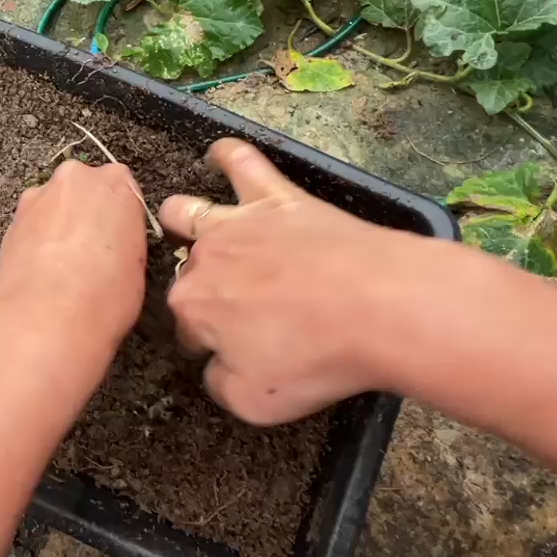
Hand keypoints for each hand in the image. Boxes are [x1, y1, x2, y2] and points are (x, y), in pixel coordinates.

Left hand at [0, 159, 149, 350]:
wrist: (46, 316)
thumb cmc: (103, 293)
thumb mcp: (137, 265)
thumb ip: (125, 238)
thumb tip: (115, 246)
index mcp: (116, 182)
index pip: (123, 191)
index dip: (120, 219)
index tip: (119, 240)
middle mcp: (76, 178)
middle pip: (85, 190)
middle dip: (86, 213)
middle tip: (92, 251)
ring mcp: (40, 194)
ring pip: (55, 205)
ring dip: (59, 225)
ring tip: (62, 265)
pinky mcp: (13, 216)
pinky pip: (32, 223)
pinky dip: (37, 239)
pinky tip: (41, 269)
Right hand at [160, 139, 494, 424]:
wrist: (377, 305)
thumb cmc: (316, 355)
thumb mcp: (255, 401)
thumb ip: (219, 383)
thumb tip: (214, 367)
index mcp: (192, 306)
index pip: (185, 328)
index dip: (203, 343)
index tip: (230, 354)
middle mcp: (203, 258)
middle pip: (187, 273)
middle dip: (197, 289)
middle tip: (234, 310)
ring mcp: (236, 222)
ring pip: (185, 211)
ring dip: (180, 219)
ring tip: (184, 223)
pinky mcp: (274, 197)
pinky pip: (241, 161)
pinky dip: (225, 155)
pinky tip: (217, 154)